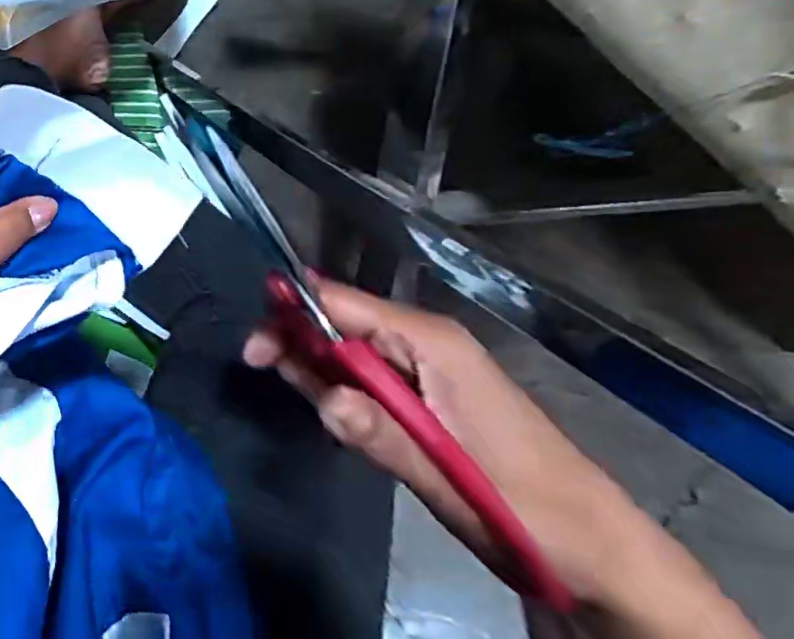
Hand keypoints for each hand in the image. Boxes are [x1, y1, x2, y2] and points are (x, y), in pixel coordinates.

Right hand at [243, 277, 724, 625]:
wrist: (601, 555)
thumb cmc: (533, 508)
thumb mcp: (452, 477)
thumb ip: (382, 435)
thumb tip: (323, 398)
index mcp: (430, 341)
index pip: (338, 300)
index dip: (289, 313)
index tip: (254, 350)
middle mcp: (420, 340)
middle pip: (332, 318)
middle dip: (291, 339)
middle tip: (261, 370)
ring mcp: (419, 364)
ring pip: (339, 345)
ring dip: (311, 367)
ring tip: (309, 403)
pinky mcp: (416, 390)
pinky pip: (356, 372)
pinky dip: (334, 387)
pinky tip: (334, 412)